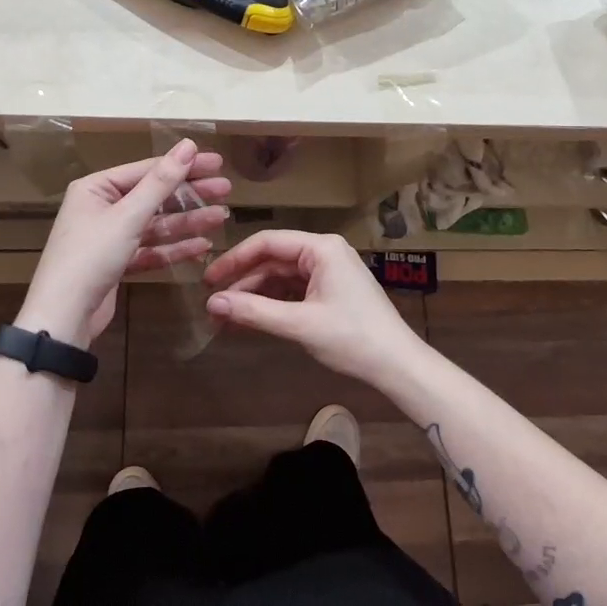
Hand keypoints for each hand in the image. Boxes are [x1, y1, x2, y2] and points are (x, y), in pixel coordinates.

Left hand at [18, 139, 230, 346]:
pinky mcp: (117, 264)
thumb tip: (188, 145)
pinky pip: (151, 249)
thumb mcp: (128, 216)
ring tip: (221, 218)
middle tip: (226, 190)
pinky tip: (203, 246)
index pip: (147, 170)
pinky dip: (175, 248)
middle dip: (190, 195)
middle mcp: (101, 207)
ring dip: (187, 222)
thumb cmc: (91, 256)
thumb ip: (161, 182)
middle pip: (154, 196)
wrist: (64, 317)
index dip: (184, 166)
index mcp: (96, 188)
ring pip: (156, 224)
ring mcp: (110, 237)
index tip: (218, 163)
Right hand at [203, 230, 420, 383]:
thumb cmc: (351, 338)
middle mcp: (324, 252)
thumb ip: (254, 312)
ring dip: (254, 296)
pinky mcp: (331, 292)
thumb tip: (211, 303)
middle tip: (213, 306)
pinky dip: (272, 305)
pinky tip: (251, 320)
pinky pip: (293, 291)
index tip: (208, 281)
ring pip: (280, 278)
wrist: (397, 364)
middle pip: (272, 260)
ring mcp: (329, 272)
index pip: (266, 242)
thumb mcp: (299, 324)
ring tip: (226, 318)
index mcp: (321, 248)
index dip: (234, 260)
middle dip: (242, 284)